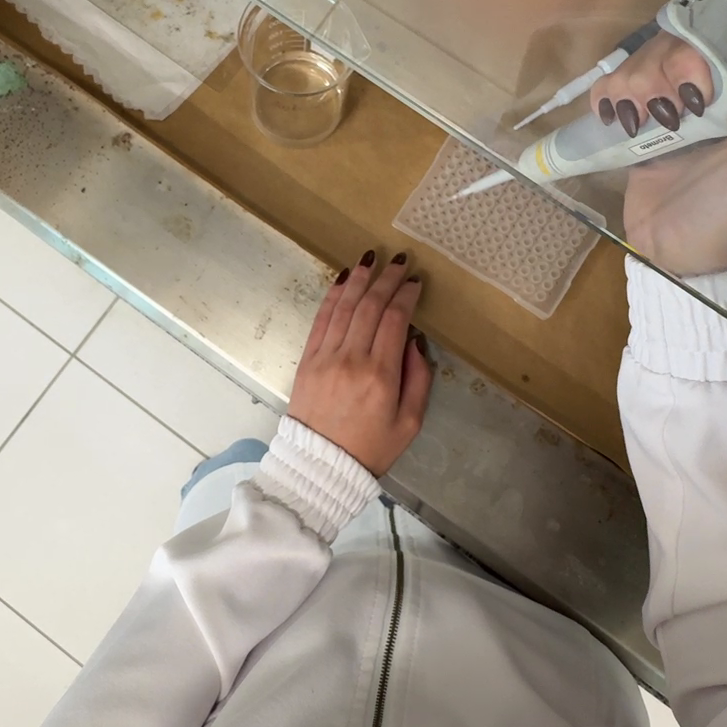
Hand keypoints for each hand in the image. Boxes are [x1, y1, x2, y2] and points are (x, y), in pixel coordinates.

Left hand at [287, 250, 431, 474]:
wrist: (320, 467)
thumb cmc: (370, 449)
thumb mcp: (410, 423)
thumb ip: (419, 379)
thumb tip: (415, 342)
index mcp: (381, 375)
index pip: (395, 320)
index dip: (405, 295)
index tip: (414, 281)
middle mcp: (352, 359)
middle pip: (370, 307)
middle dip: (386, 280)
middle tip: (399, 260)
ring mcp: (325, 357)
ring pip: (344, 307)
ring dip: (359, 280)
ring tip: (371, 260)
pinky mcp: (307, 360)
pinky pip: (321, 320)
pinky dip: (333, 296)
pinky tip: (344, 280)